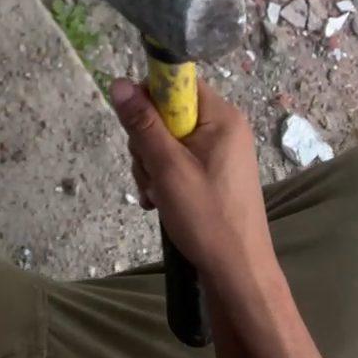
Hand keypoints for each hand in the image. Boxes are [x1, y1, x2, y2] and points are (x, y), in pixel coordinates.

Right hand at [111, 78, 273, 274]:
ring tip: (155, 194)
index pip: (175, 83)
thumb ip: (142, 123)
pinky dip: (163, 176)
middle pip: (166, 112)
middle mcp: (224, 127)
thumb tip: (119, 82)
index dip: (150, 100)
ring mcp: (220, 151)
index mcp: (221, 116)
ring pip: (166, 138)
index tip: (138, 129)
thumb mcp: (167, 167)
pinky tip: (159, 200)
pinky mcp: (214, 172)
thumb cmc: (206, 217)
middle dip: (147, 141)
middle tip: (149, 171)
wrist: (238, 276)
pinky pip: (177, 158)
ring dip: (151, 163)